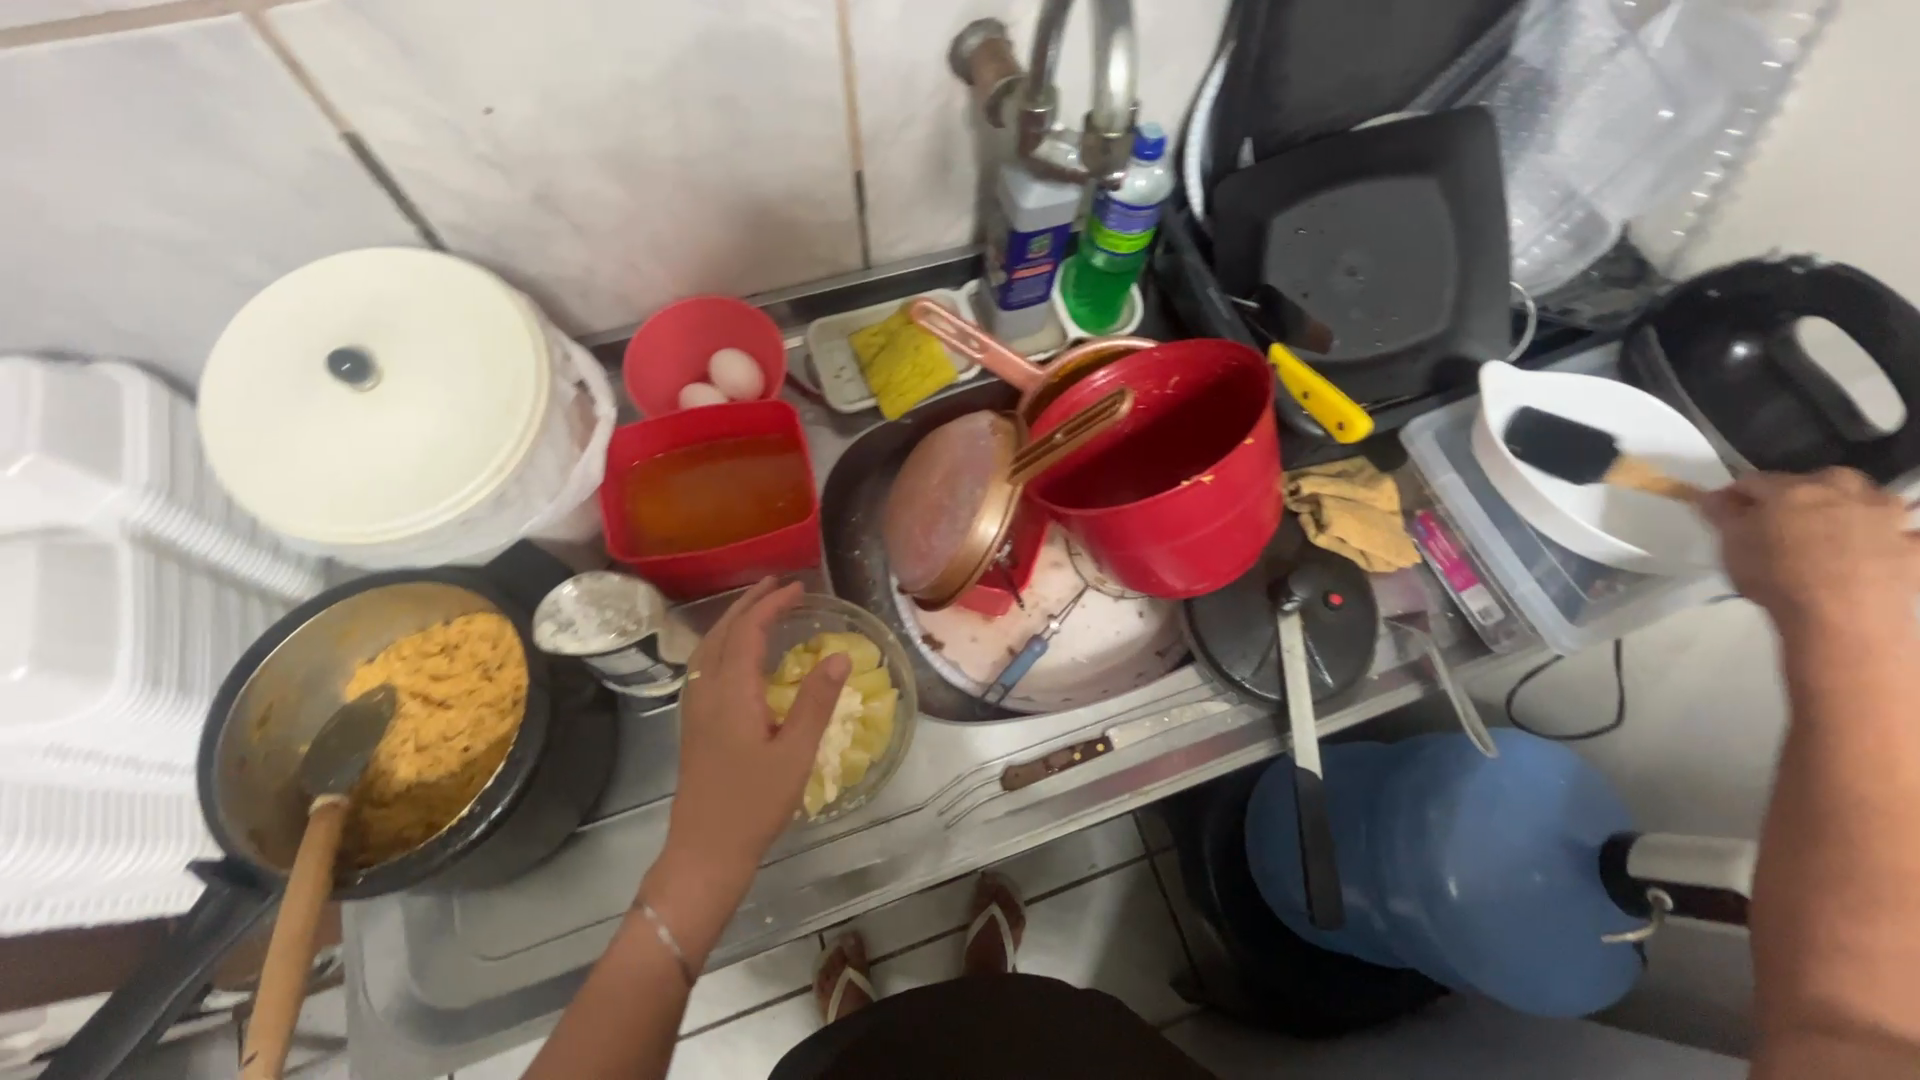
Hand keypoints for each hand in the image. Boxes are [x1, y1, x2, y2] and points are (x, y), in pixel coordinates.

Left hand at [639, 579, 849, 963]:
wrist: (705, 850)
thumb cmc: (754, 804)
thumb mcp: (795, 753)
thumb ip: (816, 701)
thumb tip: (838, 656)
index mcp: (732, 691)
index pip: (750, 631)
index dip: (773, 605)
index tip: (799, 588)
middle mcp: (707, 690)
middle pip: (723, 632)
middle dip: (749, 603)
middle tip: (779, 584)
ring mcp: (695, 707)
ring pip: (708, 647)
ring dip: (733, 620)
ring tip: (758, 607)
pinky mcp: (695, 724)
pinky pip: (704, 665)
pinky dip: (722, 643)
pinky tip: (736, 654)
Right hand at [1698, 468, 1919, 631]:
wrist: (1842, 615)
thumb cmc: (1775, 574)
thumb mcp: (1731, 544)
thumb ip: (1722, 515)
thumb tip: (1714, 496)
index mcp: (1793, 489)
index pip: (1754, 480)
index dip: (1735, 495)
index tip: (1724, 513)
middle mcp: (1845, 492)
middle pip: (1821, 480)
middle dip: (1801, 492)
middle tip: (1783, 520)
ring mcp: (1887, 517)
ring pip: (1870, 499)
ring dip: (1853, 507)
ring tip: (1834, 531)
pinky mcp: (1913, 546)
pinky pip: (1908, 534)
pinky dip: (1897, 537)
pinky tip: (1881, 548)